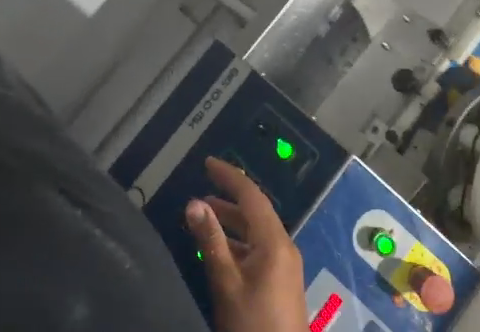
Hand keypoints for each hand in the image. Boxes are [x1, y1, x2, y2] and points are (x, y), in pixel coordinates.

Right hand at [186, 158, 306, 331]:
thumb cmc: (252, 322)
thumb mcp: (226, 282)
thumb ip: (210, 240)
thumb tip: (194, 202)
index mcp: (275, 242)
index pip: (251, 196)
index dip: (229, 176)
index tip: (207, 163)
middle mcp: (284, 247)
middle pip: (256, 211)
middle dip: (229, 196)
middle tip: (203, 185)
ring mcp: (285, 265)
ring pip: (257, 231)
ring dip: (232, 220)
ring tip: (205, 214)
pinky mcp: (282, 281)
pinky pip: (259, 248)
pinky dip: (239, 240)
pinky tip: (220, 247)